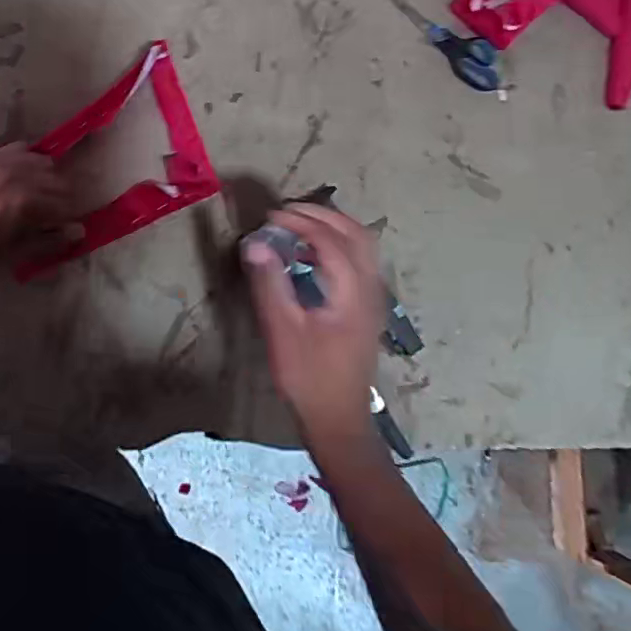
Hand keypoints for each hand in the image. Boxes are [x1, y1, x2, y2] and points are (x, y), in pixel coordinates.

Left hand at [0, 143, 71, 271]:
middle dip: (64, 200)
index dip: (71, 219)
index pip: (65, 205)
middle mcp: (18, 177)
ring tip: (44, 197)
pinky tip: (27, 174)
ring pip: (47, 164)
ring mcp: (5, 164)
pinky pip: (24, 148)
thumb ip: (48, 240)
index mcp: (24, 204)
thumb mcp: (12, 252)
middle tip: (57, 217)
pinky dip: (32, 159)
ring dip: (52, 180)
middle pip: (61, 182)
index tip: (68, 228)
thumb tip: (80, 231)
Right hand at [242, 204, 384, 447]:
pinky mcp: (368, 307)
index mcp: (353, 293)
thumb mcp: (282, 331)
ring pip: (362, 245)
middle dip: (321, 215)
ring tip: (296, 224)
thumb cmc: (309, 378)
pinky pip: (359, 259)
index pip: (331, 241)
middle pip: (356, 234)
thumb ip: (270, 284)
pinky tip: (310, 253)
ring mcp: (373, 298)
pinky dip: (336, 244)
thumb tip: (256, 243)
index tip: (271, 217)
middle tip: (286, 212)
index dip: (301, 222)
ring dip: (331, 227)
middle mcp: (371, 289)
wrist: (338, 419)